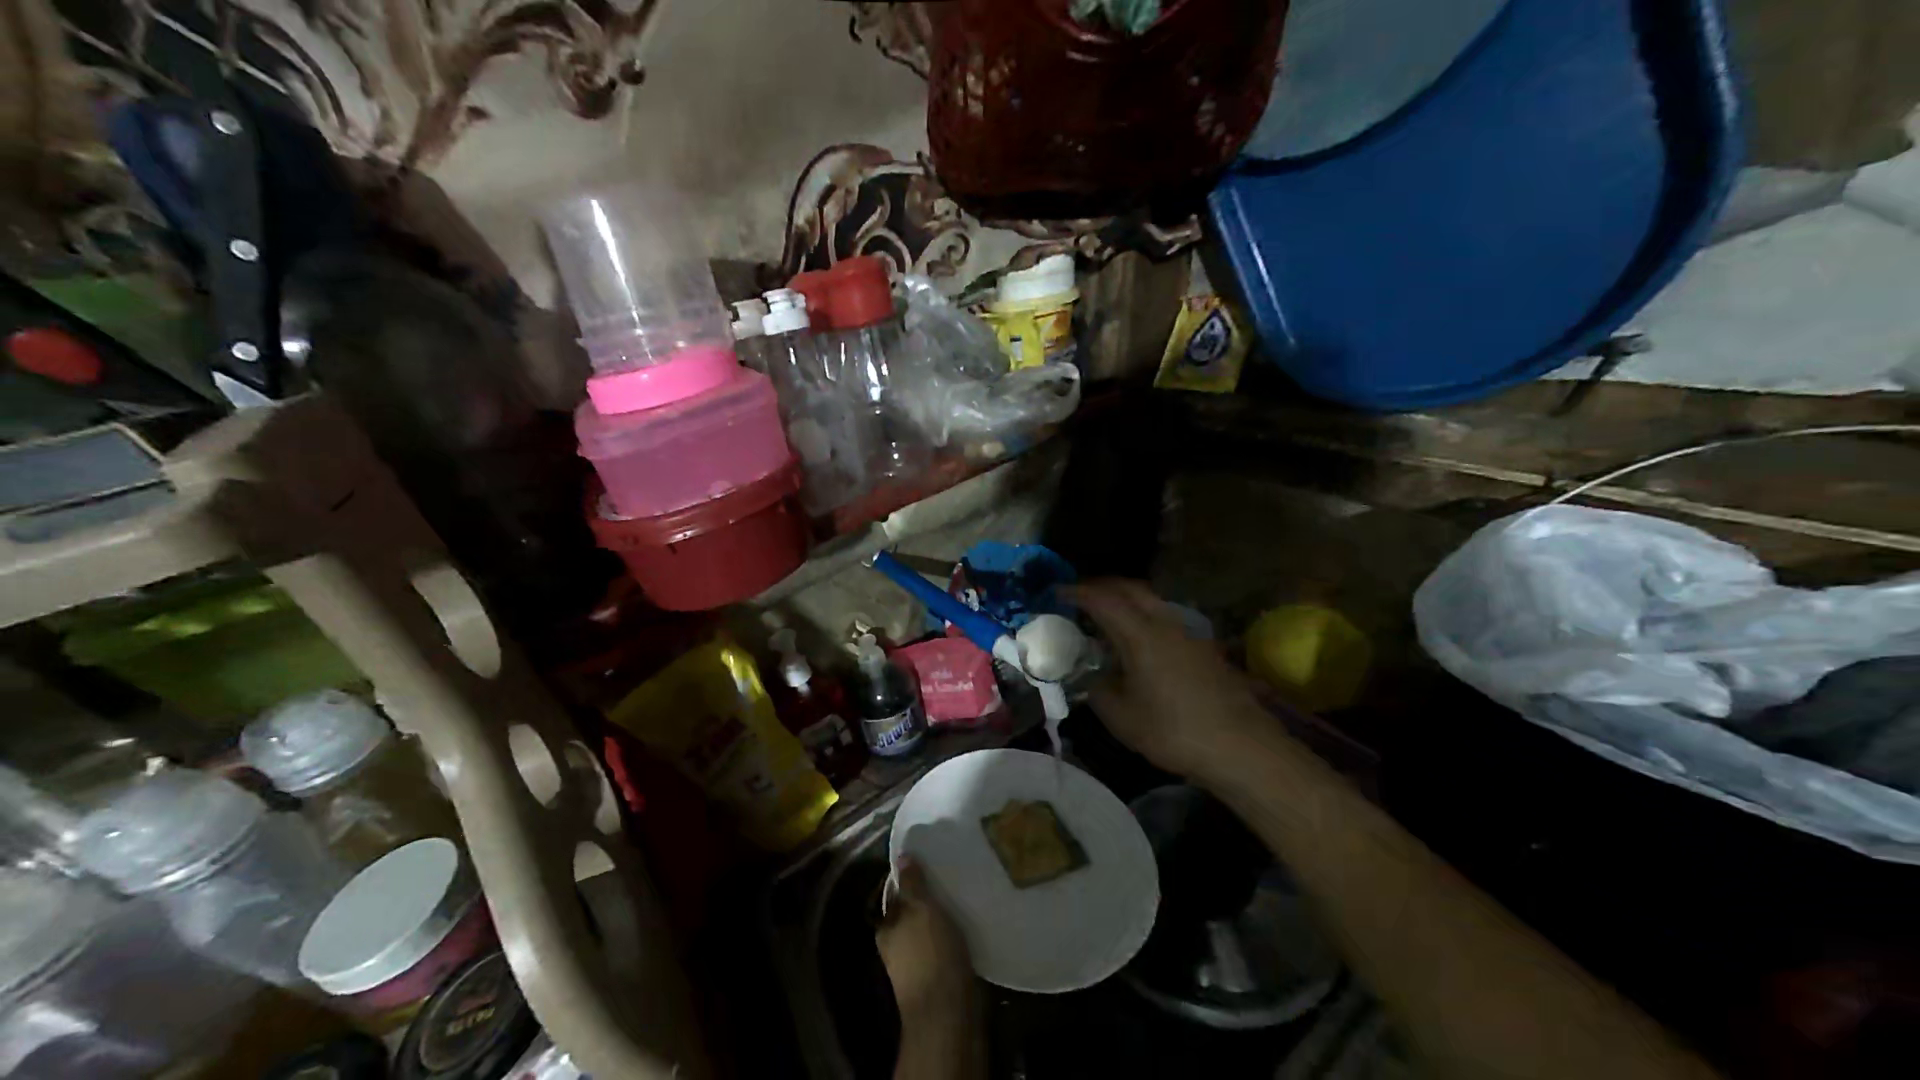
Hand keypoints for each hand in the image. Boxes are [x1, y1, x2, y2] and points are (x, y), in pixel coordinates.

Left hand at [877, 858, 979, 1022]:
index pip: (896, 894)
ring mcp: (917, 965)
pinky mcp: (938, 980)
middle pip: (913, 913)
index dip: (912, 877)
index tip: (933, 862)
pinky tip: (972, 928)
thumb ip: (912, 884)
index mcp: (886, 928)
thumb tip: (901, 855)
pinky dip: (955, 939)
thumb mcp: (921, 910)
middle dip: (931, 899)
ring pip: (930, 932)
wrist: (948, 1015)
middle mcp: (896, 946)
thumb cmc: (930, 955)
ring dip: (945, 920)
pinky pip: (945, 949)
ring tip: (968, 898)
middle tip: (955, 877)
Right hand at [1067, 579, 1273, 781]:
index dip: (1076, 592)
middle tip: (1078, 598)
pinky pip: (1165, 618)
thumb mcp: (1122, 717)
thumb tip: (1088, 677)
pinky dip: (1143, 618)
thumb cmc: (1174, 731)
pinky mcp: (1203, 647)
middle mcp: (1165, 623)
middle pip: (1130, 589)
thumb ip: (1097, 690)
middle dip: (1101, 587)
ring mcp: (1189, 633)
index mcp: (1141, 634)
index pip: (1102, 599)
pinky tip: (1137, 644)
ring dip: (1125, 601)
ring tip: (1105, 620)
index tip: (1055, 593)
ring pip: (1151, 601)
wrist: (1241, 746)